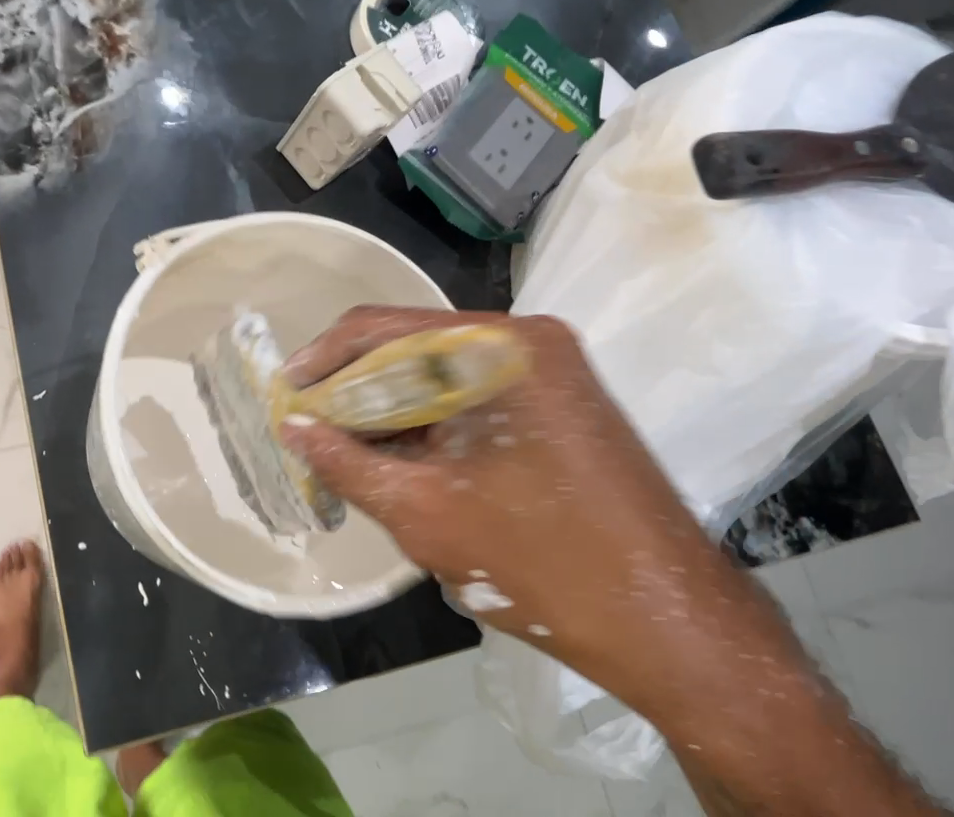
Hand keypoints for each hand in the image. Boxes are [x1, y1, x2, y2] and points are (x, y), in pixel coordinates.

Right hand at [278, 306, 764, 701]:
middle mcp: (527, 343)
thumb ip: (345, 462)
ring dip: (389, 410)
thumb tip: (293, 427)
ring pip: (441, 376)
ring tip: (344, 453)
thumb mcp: (422, 512)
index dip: (323, 359)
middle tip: (310, 431)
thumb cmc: (541, 562)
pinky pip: (473, 398)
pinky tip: (397, 460)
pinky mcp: (559, 406)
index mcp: (499, 348)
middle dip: (354, 390)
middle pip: (413, 348)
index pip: (384, 328)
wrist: (669, 625)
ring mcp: (550, 374)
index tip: (285, 395)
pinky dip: (430, 424)